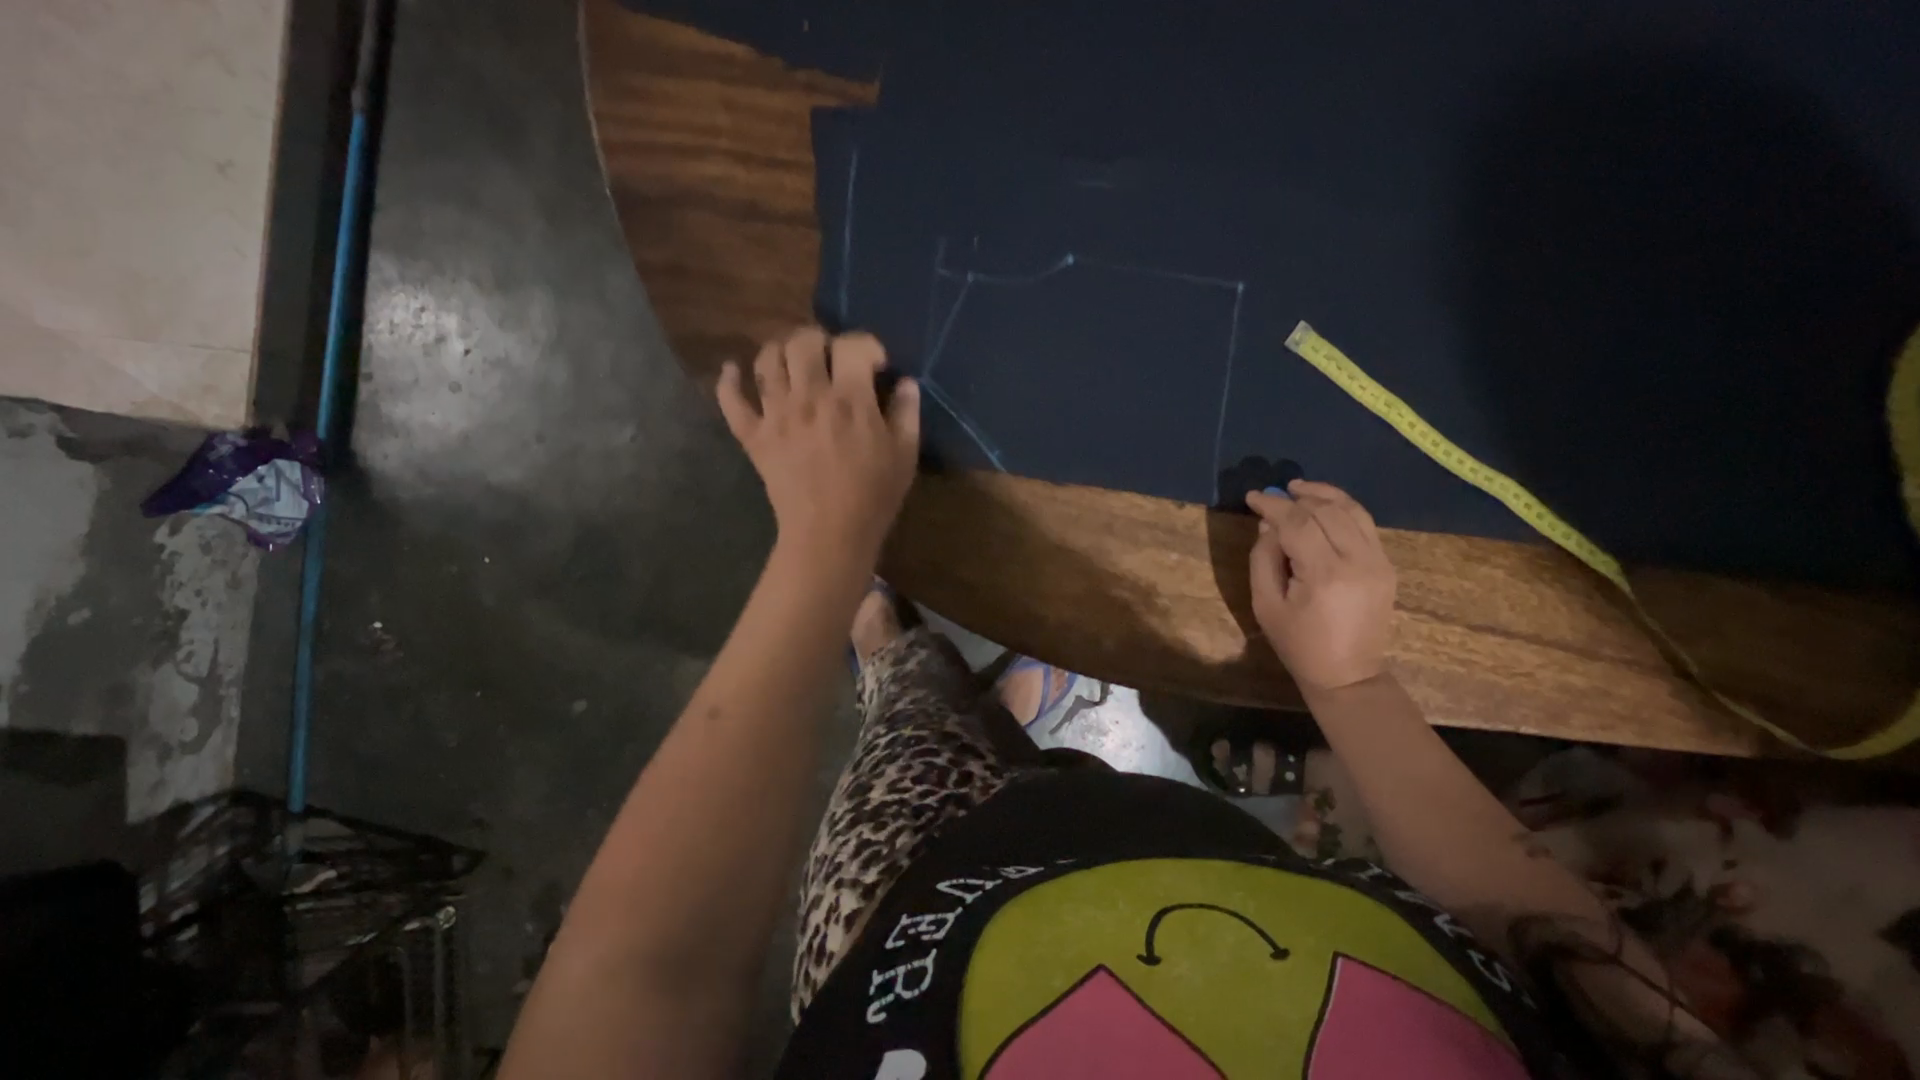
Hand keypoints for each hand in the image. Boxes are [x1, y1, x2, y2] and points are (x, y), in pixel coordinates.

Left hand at [718, 327, 919, 566]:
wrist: (829, 535)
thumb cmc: (873, 497)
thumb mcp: (905, 455)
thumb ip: (906, 413)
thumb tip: (906, 383)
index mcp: (850, 399)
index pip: (852, 345)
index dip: (866, 345)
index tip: (875, 364)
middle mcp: (809, 397)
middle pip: (802, 342)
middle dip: (818, 339)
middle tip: (828, 357)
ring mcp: (776, 415)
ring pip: (766, 360)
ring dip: (779, 351)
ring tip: (791, 362)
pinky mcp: (754, 436)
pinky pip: (731, 401)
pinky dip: (728, 381)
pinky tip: (733, 370)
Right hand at [1246, 480, 1396, 692]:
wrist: (1348, 674)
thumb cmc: (1298, 644)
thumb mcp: (1266, 605)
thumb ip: (1264, 559)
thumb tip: (1269, 524)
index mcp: (1324, 575)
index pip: (1297, 522)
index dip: (1273, 505)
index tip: (1253, 497)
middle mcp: (1357, 561)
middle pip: (1326, 510)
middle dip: (1297, 497)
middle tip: (1274, 494)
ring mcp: (1378, 561)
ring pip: (1352, 510)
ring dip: (1324, 495)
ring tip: (1299, 489)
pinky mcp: (1387, 565)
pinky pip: (1366, 524)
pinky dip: (1343, 509)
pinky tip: (1324, 507)